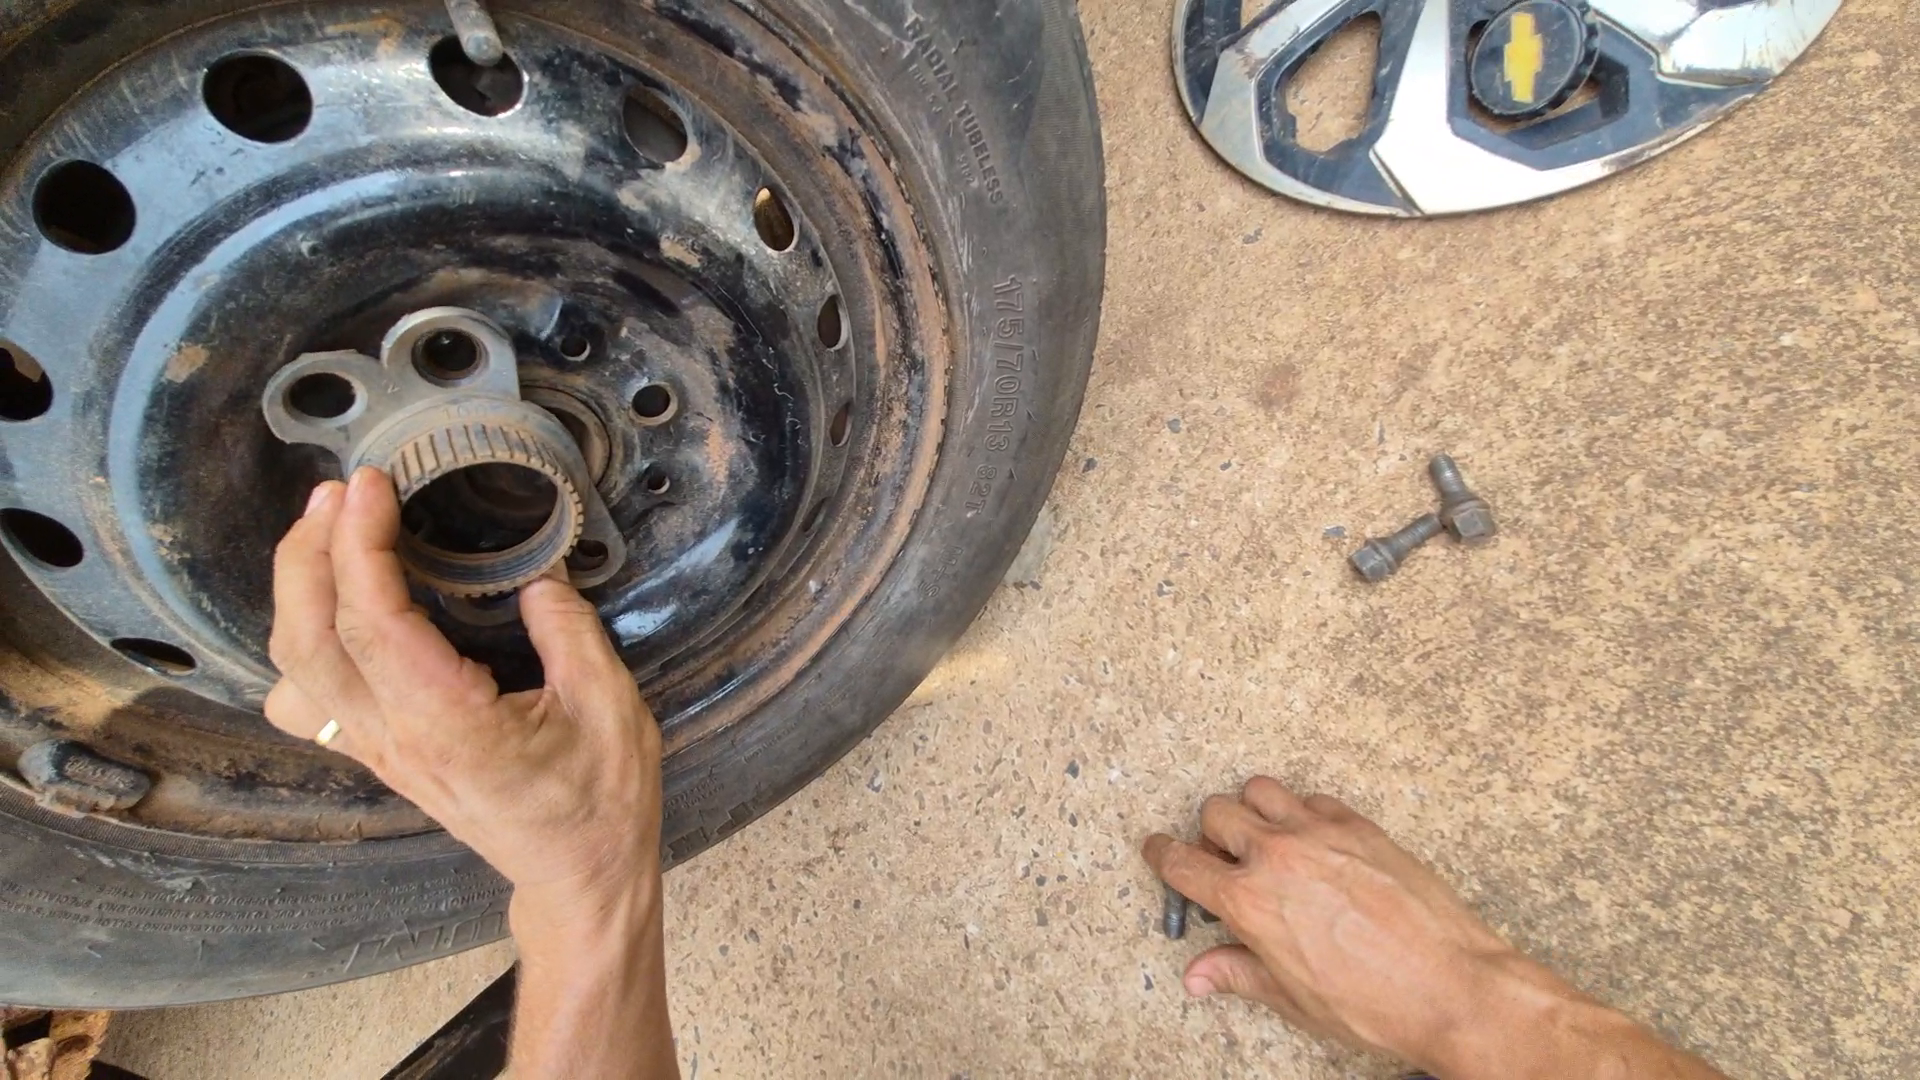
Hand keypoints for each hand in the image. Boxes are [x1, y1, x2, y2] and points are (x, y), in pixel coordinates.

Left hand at [265, 467, 662, 917]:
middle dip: (312, 554)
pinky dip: (302, 647)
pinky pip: (310, 700)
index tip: (370, 487)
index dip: (363, 547)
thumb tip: (536, 579)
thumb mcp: (611, 702)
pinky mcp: (386, 757)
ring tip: (329, 537)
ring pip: (296, 670)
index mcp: (452, 721)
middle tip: (338, 491)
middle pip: (310, 640)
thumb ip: (570, 633)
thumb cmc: (603, 792)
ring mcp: (382, 751)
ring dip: (298, 594)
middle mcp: (397, 737)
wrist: (580, 868)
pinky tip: (335, 622)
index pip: (377, 623)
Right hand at [1144, 778, 1569, 1067]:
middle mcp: (1273, 856)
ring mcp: (1315, 832)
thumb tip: (1196, 977)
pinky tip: (1317, 842)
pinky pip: (1311, 798)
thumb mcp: (1295, 1000)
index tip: (1156, 849)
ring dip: (1252, 810)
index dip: (1159, 853)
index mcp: (1249, 902)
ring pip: (1257, 789)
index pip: (1181, 862)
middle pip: (1213, 812)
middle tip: (1227, 860)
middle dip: (1210, 834)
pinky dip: (1303, 813)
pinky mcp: (1355, 824)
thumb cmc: (1376, 1006)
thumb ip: (1237, 974)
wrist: (1457, 991)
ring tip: (1267, 838)